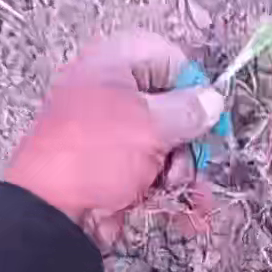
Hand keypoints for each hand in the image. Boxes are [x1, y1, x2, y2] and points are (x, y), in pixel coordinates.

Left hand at [4, 31, 224, 244]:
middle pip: (173, 110)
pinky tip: (190, 215)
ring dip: (186, 174)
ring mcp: (117, 140)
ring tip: (178, 190)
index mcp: (113, 68)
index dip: (192, 83)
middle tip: (194, 159)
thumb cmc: (94, 156)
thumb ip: (187, 111)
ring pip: (170, 149)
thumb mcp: (148, 125)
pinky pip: (159, 178)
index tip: (209, 112)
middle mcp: (114, 99)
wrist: (58, 212)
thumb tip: (213, 101)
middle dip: (191, 141)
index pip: (164, 57)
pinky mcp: (120, 174)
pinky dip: (176, 195)